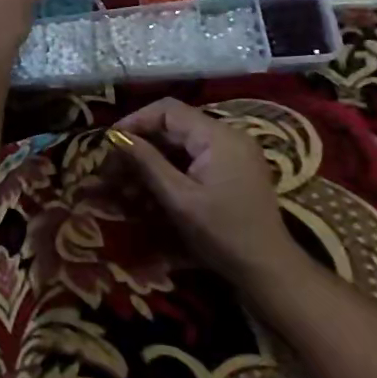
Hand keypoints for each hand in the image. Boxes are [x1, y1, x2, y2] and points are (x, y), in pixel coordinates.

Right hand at [109, 98, 298, 279]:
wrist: (266, 267)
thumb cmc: (221, 232)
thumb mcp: (178, 198)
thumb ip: (147, 162)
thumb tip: (117, 137)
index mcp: (218, 137)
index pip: (168, 110)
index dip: (135, 121)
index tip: (110, 142)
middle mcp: (228, 136)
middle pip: (173, 126)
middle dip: (140, 144)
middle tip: (112, 168)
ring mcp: (232, 153)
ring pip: (180, 144)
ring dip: (151, 160)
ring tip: (125, 185)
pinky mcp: (231, 169)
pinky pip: (192, 159)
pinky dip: (168, 170)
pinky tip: (149, 190)